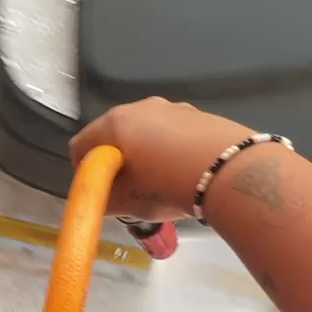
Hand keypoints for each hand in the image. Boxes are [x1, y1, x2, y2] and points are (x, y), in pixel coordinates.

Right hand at [69, 97, 252, 219]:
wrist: (231, 171)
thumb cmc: (167, 186)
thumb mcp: (127, 204)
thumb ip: (103, 200)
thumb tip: (99, 198)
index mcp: (114, 125)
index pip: (80, 146)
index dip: (83, 172)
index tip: (97, 191)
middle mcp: (138, 107)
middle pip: (111, 134)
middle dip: (112, 161)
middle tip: (125, 189)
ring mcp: (169, 106)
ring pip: (141, 131)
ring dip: (140, 153)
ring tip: (157, 181)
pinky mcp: (195, 113)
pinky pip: (167, 131)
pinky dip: (165, 149)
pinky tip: (179, 171)